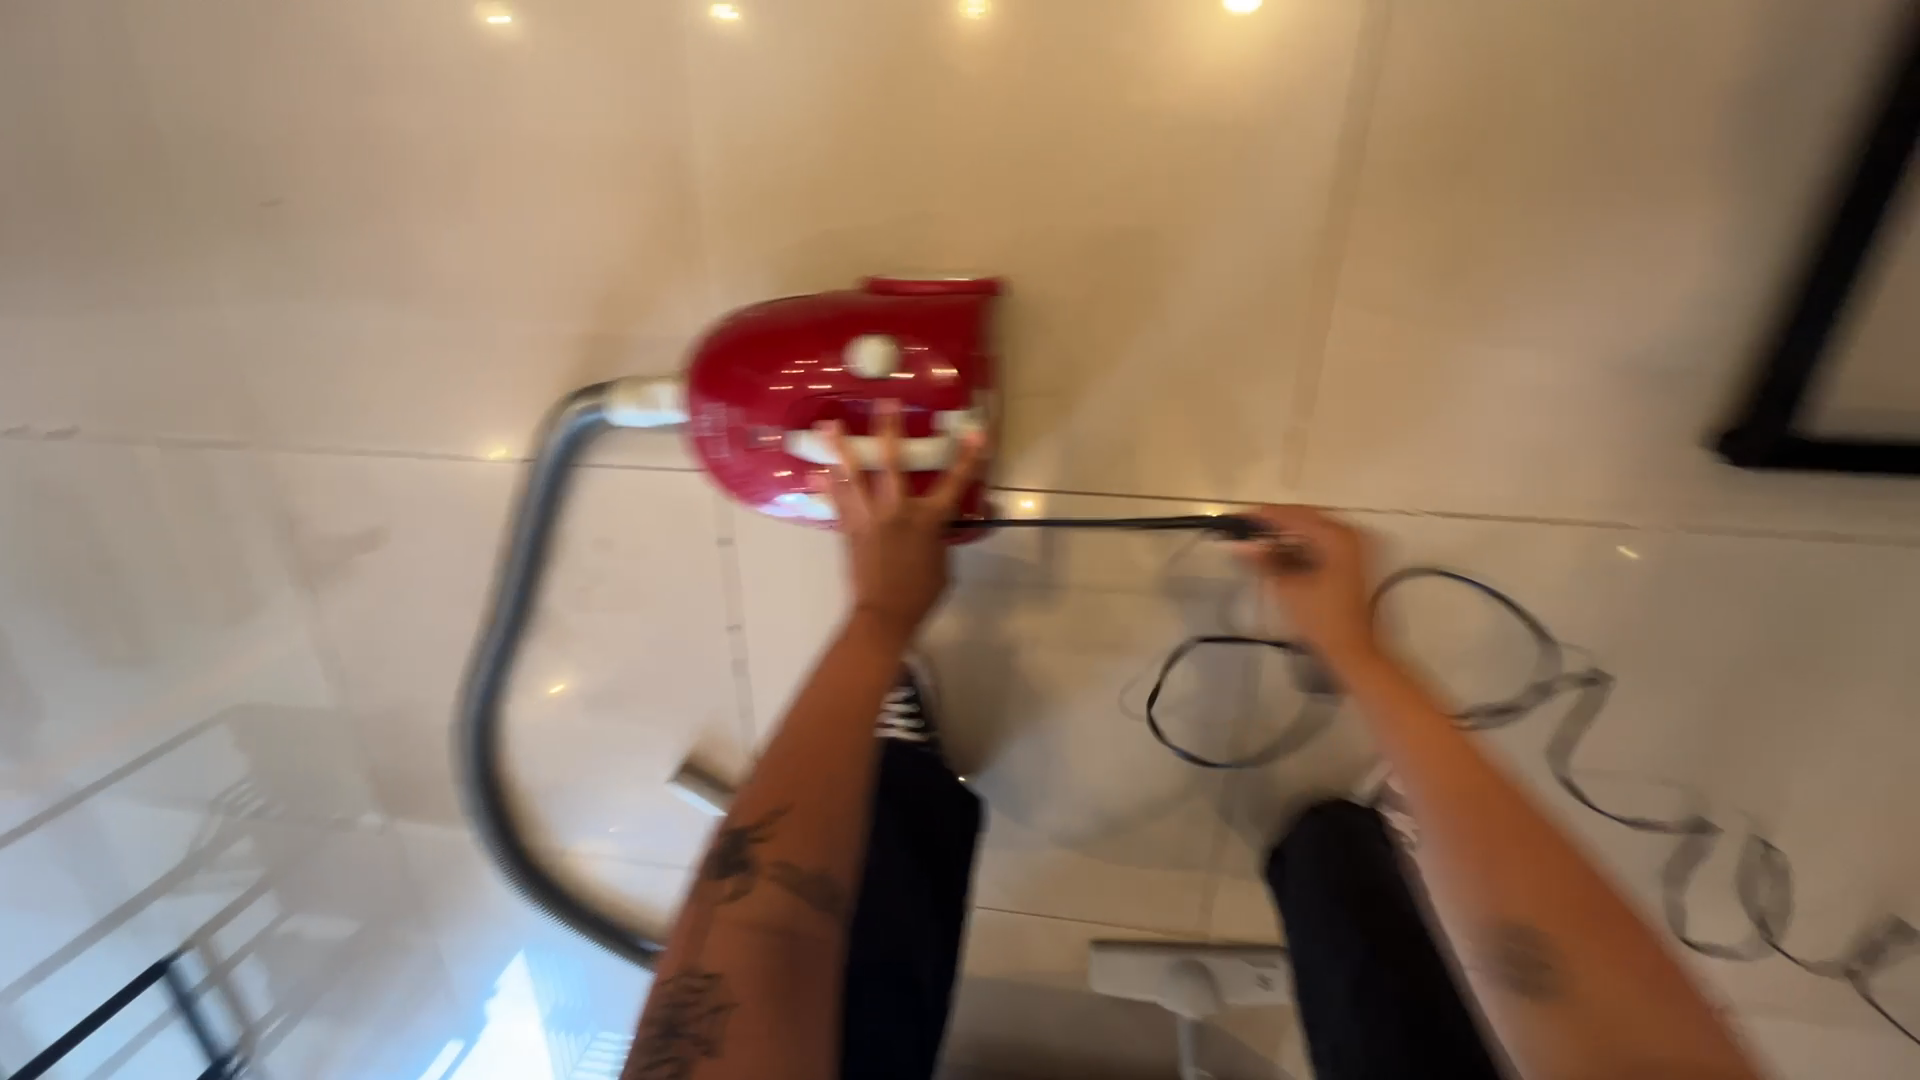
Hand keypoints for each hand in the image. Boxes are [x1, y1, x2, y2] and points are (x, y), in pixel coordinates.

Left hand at [812, 400, 986, 640]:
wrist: (884, 616)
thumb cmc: (921, 594)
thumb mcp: (942, 564)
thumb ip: (938, 538)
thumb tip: (934, 527)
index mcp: (928, 520)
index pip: (954, 483)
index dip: (966, 458)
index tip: (975, 432)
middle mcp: (897, 511)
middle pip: (890, 463)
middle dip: (888, 431)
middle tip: (883, 403)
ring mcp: (869, 519)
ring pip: (852, 476)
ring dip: (840, 448)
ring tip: (829, 424)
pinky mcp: (849, 531)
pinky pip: (835, 502)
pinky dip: (824, 486)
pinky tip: (813, 472)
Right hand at [1232, 505, 1381, 665]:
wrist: (1354, 651)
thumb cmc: (1322, 621)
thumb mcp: (1286, 588)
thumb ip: (1262, 561)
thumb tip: (1240, 545)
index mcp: (1338, 537)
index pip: (1293, 516)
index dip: (1261, 516)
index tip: (1236, 518)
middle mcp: (1352, 535)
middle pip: (1305, 518)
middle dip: (1274, 524)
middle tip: (1244, 530)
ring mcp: (1358, 548)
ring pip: (1313, 530)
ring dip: (1286, 535)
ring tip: (1257, 542)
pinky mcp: (1356, 561)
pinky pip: (1323, 543)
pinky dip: (1301, 546)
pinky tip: (1279, 554)